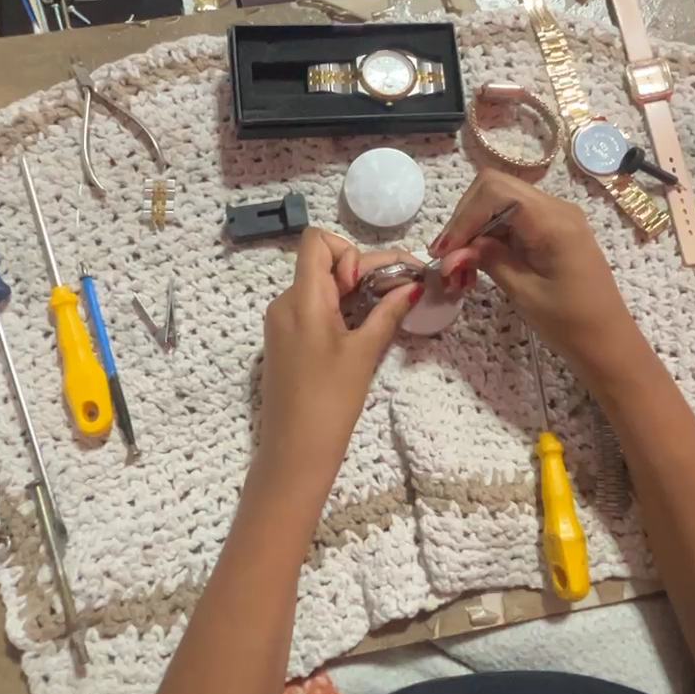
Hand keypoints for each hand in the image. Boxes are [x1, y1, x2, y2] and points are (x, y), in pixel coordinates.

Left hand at [257, 229, 419, 489]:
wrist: (294, 453)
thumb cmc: (330, 402)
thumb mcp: (364, 353)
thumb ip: (388, 312)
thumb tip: (412, 285)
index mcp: (301, 298)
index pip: (316, 241)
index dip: (348, 252)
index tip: (366, 285)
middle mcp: (285, 302)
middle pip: (323, 263)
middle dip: (363, 271)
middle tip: (401, 289)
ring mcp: (282, 322)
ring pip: (320, 286)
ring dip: (354, 291)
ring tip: (387, 309)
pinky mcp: (285, 340)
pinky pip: (313, 308)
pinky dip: (340, 309)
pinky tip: (363, 328)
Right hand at [429, 171, 640, 370]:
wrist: (608, 343)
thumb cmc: (570, 323)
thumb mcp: (524, 292)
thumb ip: (488, 260)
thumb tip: (453, 251)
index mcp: (553, 220)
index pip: (494, 191)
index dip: (463, 217)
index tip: (444, 252)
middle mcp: (556, 208)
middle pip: (494, 189)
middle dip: (464, 220)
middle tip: (447, 259)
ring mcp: (556, 216)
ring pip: (499, 203)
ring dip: (474, 230)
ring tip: (458, 270)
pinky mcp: (552, 230)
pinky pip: (512, 220)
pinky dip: (489, 237)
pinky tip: (476, 266)